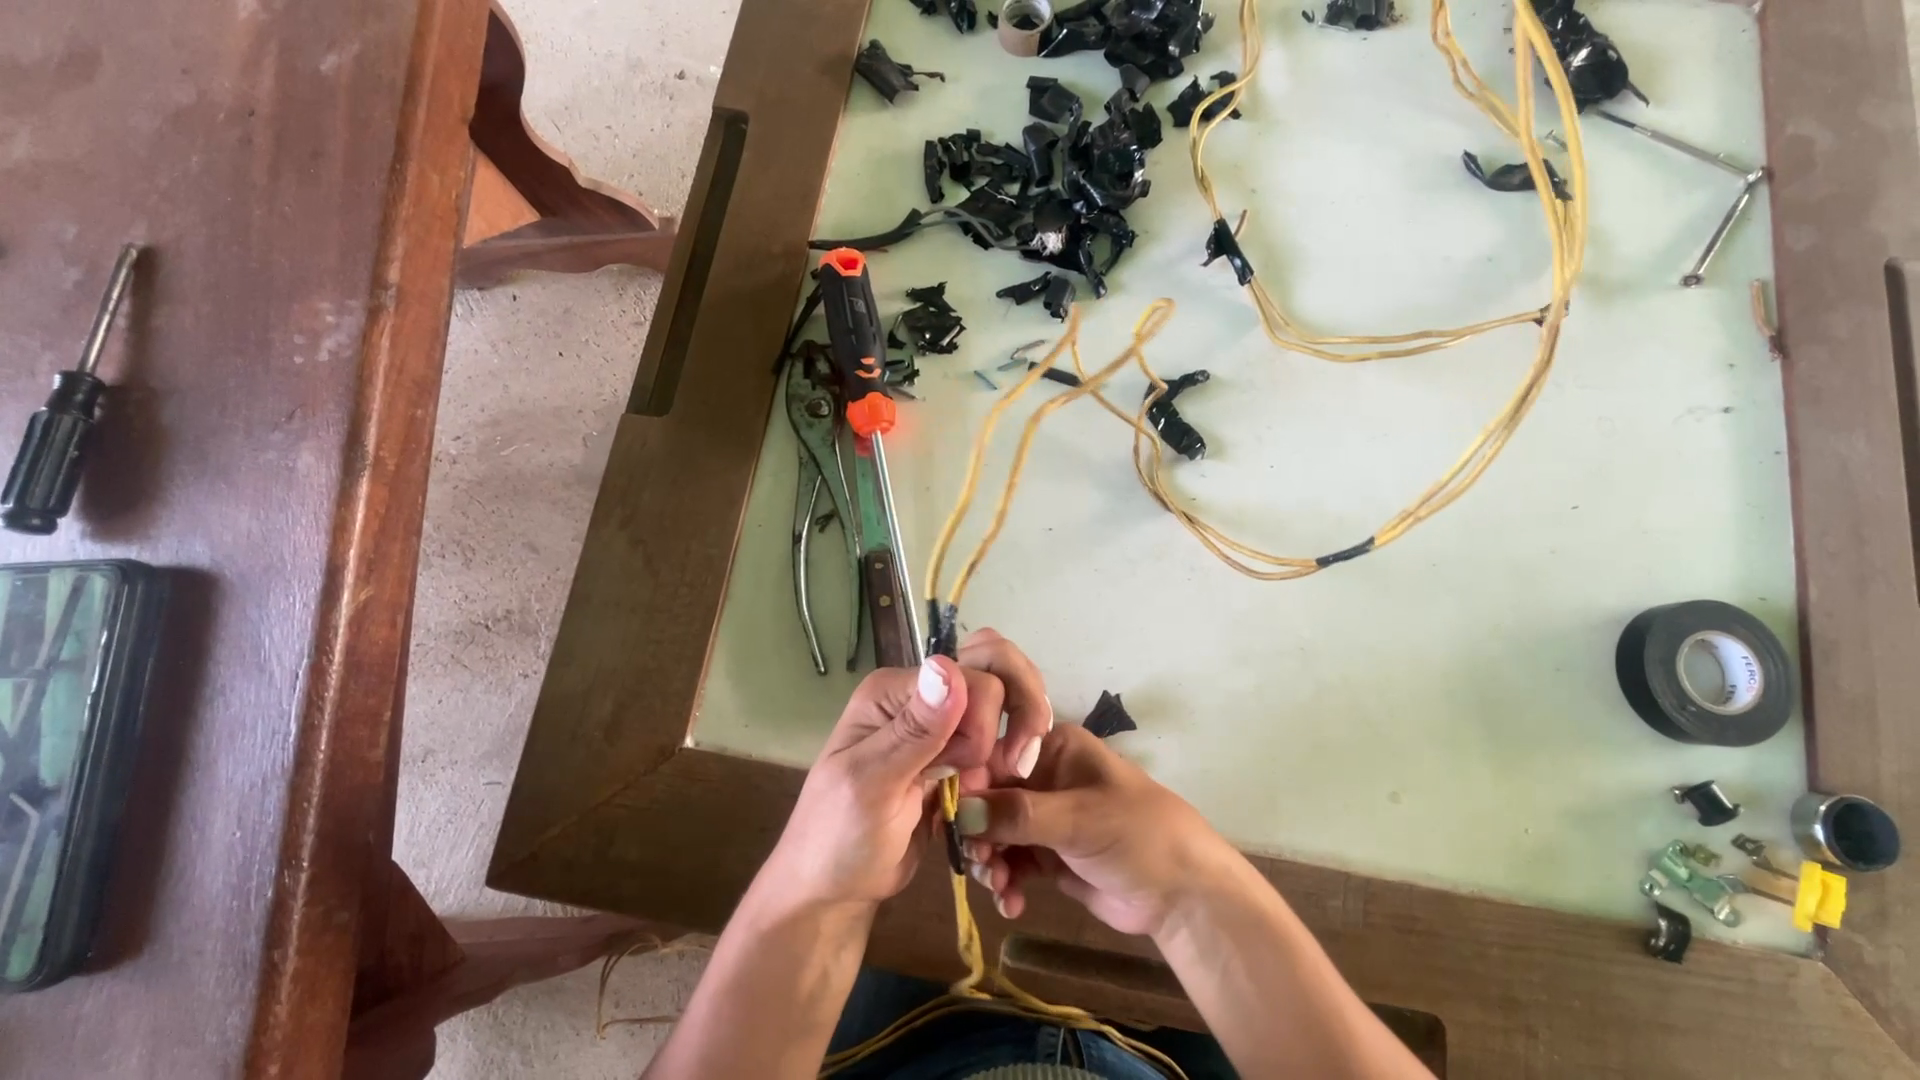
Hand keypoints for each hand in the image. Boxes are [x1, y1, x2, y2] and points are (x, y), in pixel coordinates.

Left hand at [759, 631, 1053, 911]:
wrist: (835, 888)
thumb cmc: (838, 837)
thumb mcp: (872, 784)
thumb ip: (913, 730)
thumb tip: (947, 668)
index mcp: (894, 691)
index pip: (971, 675)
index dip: (988, 718)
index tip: (985, 765)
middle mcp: (920, 701)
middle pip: (995, 686)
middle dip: (1009, 728)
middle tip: (998, 776)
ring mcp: (939, 732)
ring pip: (1001, 718)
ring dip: (1007, 757)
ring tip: (983, 796)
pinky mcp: (953, 762)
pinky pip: (995, 752)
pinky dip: (1001, 776)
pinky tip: (986, 804)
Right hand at [955, 724, 1240, 936]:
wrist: (1184, 895)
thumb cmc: (1137, 835)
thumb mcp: (1079, 818)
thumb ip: (1018, 814)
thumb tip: (962, 813)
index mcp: (1054, 748)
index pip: (995, 758)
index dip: (972, 789)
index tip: (954, 821)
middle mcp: (1044, 777)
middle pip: (990, 800)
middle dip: (980, 833)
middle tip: (978, 863)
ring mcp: (1045, 818)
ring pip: (995, 834)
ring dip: (991, 862)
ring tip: (999, 886)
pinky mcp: (1048, 856)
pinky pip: (1011, 863)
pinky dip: (1006, 882)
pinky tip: (1012, 904)